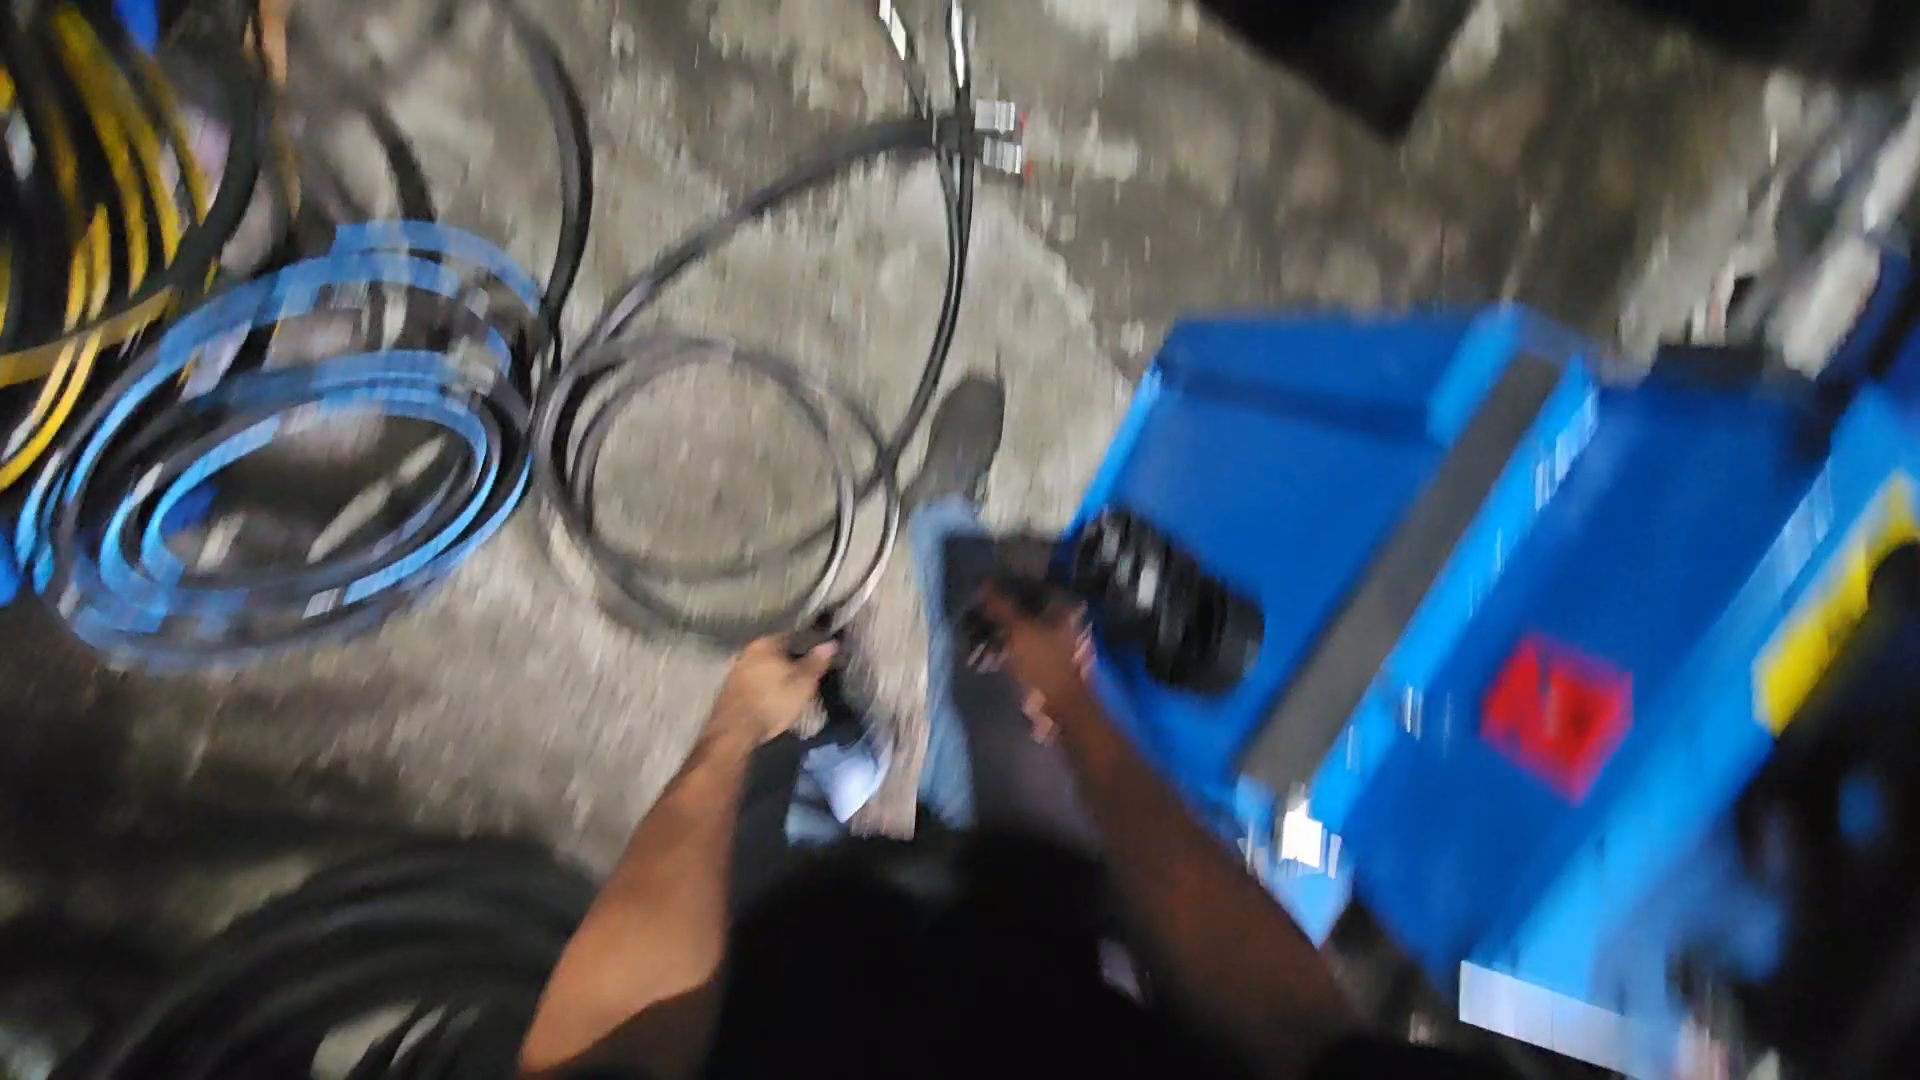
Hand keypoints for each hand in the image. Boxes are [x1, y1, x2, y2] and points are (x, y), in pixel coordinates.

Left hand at [706, 636, 837, 747]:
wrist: (735, 732)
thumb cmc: (773, 702)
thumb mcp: (803, 683)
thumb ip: (816, 662)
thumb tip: (831, 643)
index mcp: (766, 643)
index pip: (795, 636)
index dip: (810, 645)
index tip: (820, 655)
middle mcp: (748, 651)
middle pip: (778, 652)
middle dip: (792, 660)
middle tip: (808, 673)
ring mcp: (736, 670)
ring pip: (765, 667)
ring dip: (777, 674)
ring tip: (792, 687)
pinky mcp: (730, 690)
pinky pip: (755, 681)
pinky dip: (765, 686)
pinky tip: (773, 697)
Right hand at [974, 582, 1096, 735]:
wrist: (1064, 710)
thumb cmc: (1044, 665)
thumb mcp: (1018, 631)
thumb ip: (1000, 605)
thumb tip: (982, 583)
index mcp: (1063, 606)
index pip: (1030, 584)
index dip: (1005, 584)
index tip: (982, 589)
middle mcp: (1064, 618)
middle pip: (1025, 605)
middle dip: (999, 609)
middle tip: (975, 612)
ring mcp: (1057, 640)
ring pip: (1022, 625)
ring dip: (999, 628)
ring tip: (975, 632)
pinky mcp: (1048, 660)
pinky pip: (1023, 644)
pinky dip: (1006, 645)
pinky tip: (987, 649)